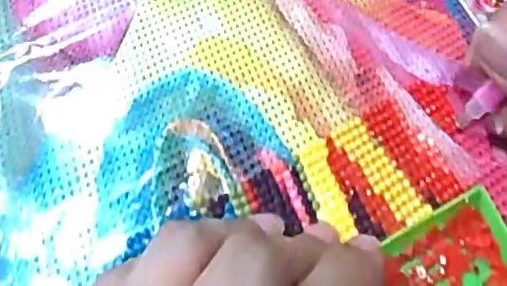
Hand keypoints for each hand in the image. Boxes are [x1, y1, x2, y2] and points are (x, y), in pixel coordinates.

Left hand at [96, 216, 383, 285]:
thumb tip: (358, 260)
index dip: (351, 272)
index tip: (376, 256)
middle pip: (252, 261)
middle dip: (303, 252)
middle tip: (330, 249)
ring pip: (186, 241)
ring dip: (239, 234)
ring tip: (272, 238)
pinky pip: (129, 261)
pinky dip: (171, 254)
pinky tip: (203, 252)